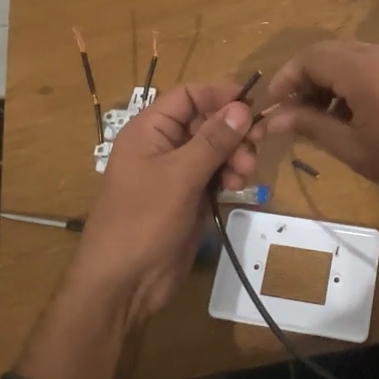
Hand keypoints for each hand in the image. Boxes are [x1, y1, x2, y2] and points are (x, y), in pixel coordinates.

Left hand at [12, 83, 255, 378]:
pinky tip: (237, 187)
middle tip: (255, 147)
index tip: (252, 106)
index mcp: (150, 130)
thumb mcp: (180, 176)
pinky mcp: (189, 197)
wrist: (124, 283)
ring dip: (235, 155)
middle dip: (233, 132)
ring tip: (243, 174)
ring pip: (216, 149)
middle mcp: (163, 145)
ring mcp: (177, 173)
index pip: (189, 96)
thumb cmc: (143, 221)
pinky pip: (216, 173)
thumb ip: (213, 140)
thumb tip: (244, 107)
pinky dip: (230, 175)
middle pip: (207, 121)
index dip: (220, 95)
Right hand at [256, 41, 378, 249]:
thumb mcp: (354, 149)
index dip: (286, 78)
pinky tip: (353, 114)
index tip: (273, 106)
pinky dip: (354, 81)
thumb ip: (311, 125)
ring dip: (330, 80)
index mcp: (363, 68)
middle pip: (331, 52)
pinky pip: (375, 63)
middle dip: (306, 79)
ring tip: (320, 119)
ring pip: (352, 56)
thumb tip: (274, 117)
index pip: (310, 57)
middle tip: (292, 114)